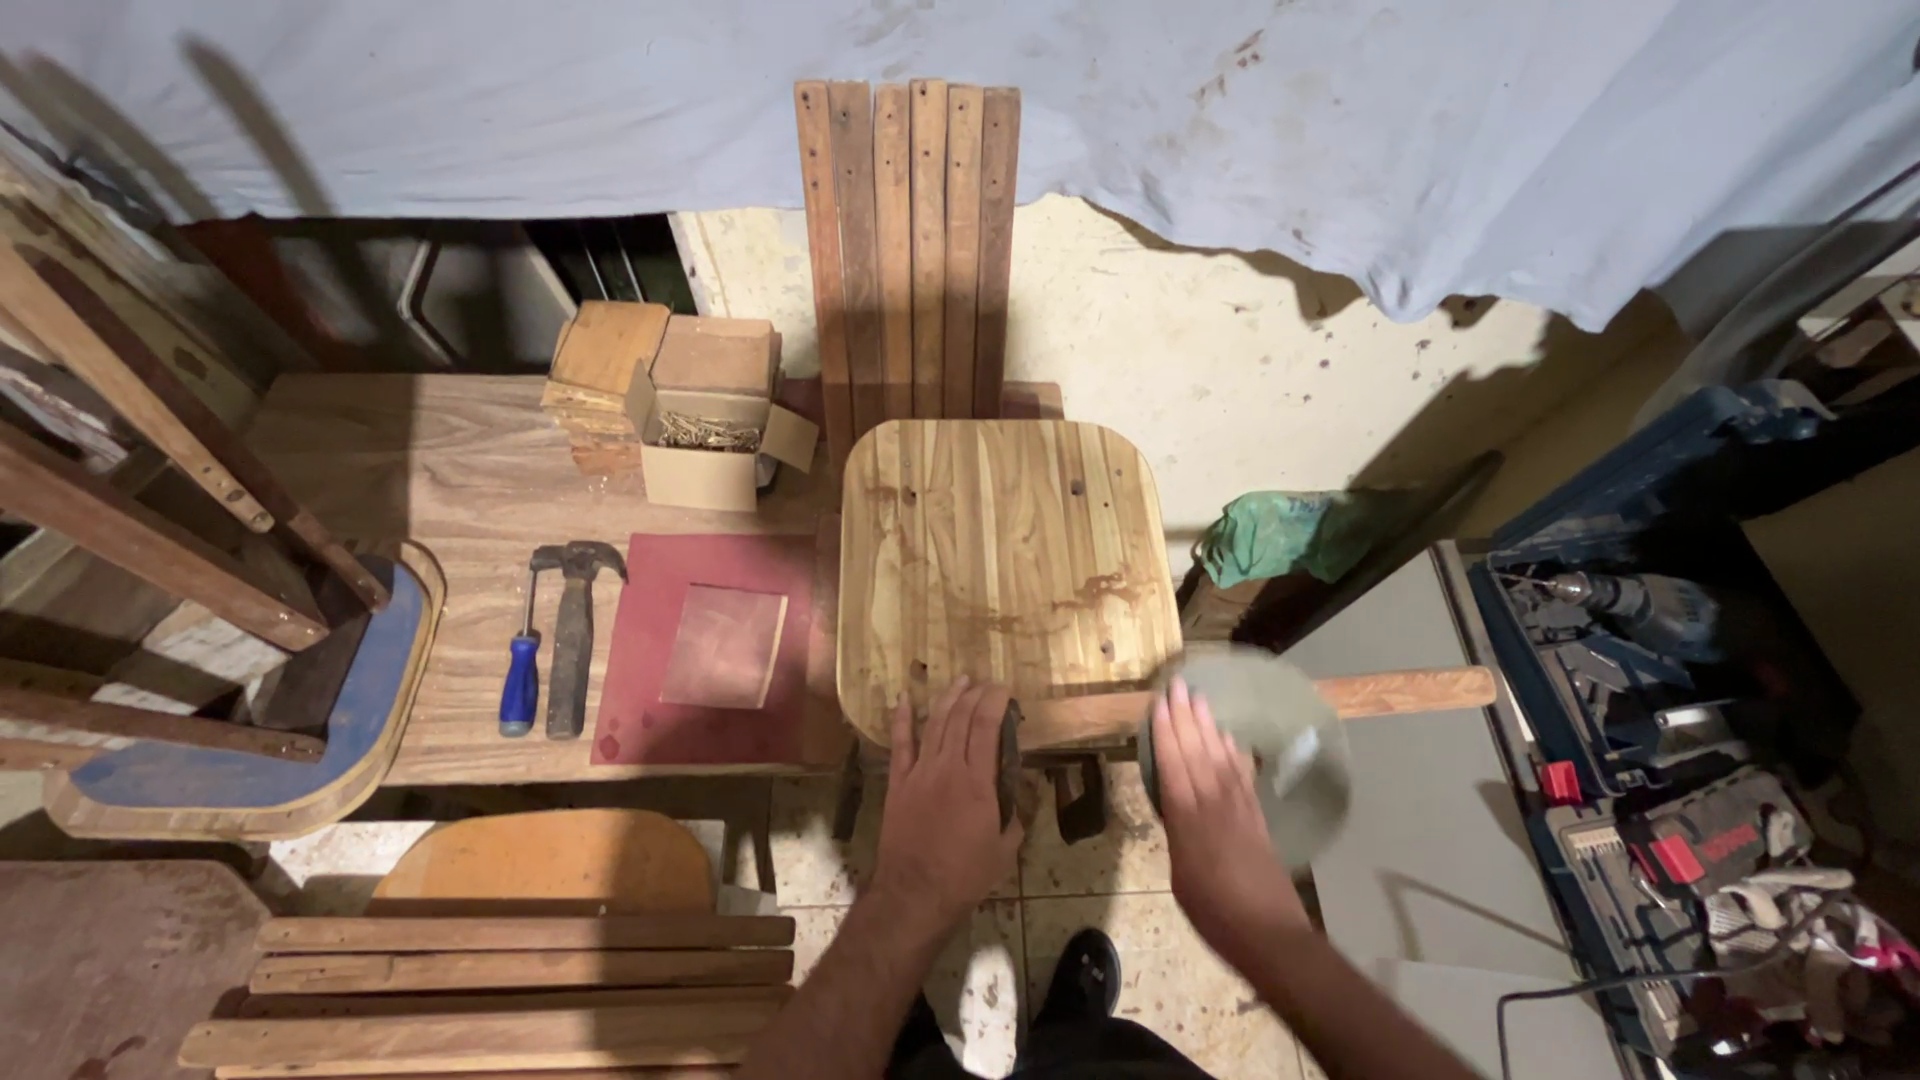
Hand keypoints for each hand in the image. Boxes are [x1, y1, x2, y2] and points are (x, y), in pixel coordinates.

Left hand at [870, 676, 1023, 929]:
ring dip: (948, 698)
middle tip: (986, 683)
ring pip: (933, 723)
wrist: (914, 893)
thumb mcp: (1005, 848)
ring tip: (959, 681)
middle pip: (961, 717)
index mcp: (978, 782)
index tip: (1005, 689)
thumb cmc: (965, 875)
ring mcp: (920, 772)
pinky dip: (902, 718)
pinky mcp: (898, 782)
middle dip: (975, 694)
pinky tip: (904, 698)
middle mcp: (948, 767)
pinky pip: (900, 743)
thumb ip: (1015, 814)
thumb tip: (1021, 792)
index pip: (987, 726)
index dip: (996, 701)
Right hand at [1153, 676, 1311, 965]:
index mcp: (1187, 818)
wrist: (1268, 932)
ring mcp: (1238, 807)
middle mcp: (1213, 803)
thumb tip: (1175, 809)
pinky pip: (1242, 775)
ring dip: (1209, 726)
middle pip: (1196, 750)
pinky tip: (1228, 738)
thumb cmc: (1212, 911)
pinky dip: (1234, 752)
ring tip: (1200, 700)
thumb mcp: (1178, 874)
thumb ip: (1177, 834)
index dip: (1164, 731)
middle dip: (1186, 716)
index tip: (1159, 703)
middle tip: (1179, 685)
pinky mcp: (1257, 817)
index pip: (1172, 763)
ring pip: (1220, 755)